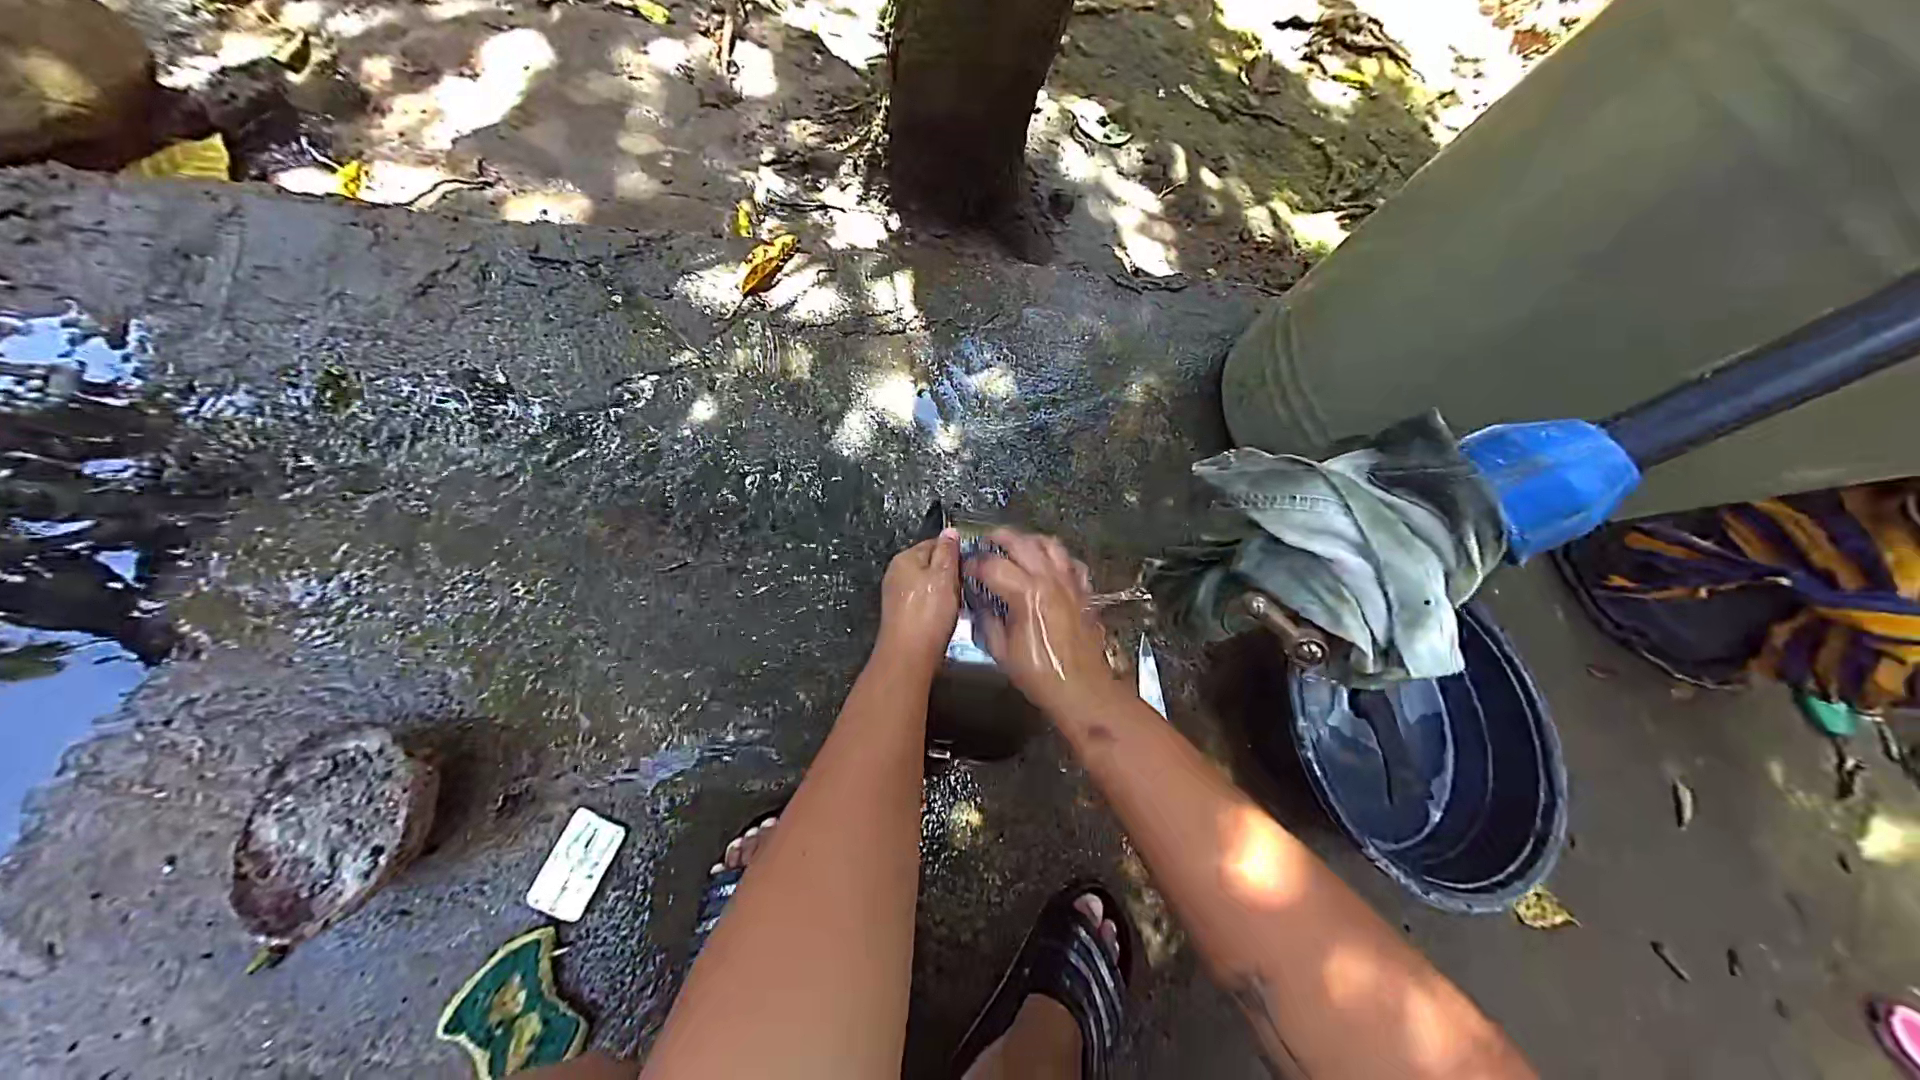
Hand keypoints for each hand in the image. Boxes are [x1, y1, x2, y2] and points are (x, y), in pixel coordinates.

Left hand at [876, 529, 960, 668]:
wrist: (908, 656)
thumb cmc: (926, 615)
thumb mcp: (944, 575)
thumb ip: (947, 551)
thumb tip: (950, 531)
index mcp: (904, 558)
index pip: (935, 543)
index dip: (955, 552)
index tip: (970, 564)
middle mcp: (897, 574)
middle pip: (932, 565)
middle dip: (951, 574)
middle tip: (965, 586)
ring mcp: (899, 595)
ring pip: (930, 585)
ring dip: (946, 593)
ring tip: (957, 604)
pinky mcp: (903, 614)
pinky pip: (926, 603)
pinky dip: (938, 608)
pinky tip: (946, 618)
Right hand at [965, 529, 1122, 715]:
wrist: (1083, 690)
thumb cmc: (1042, 676)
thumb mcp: (1002, 651)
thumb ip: (988, 620)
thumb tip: (981, 604)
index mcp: (1026, 594)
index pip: (992, 565)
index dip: (974, 564)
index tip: (966, 568)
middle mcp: (1050, 580)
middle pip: (1020, 542)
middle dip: (998, 539)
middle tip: (984, 545)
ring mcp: (1070, 583)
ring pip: (1049, 544)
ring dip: (1027, 540)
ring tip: (1013, 546)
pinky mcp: (1083, 591)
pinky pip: (1070, 561)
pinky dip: (1055, 557)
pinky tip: (1046, 564)